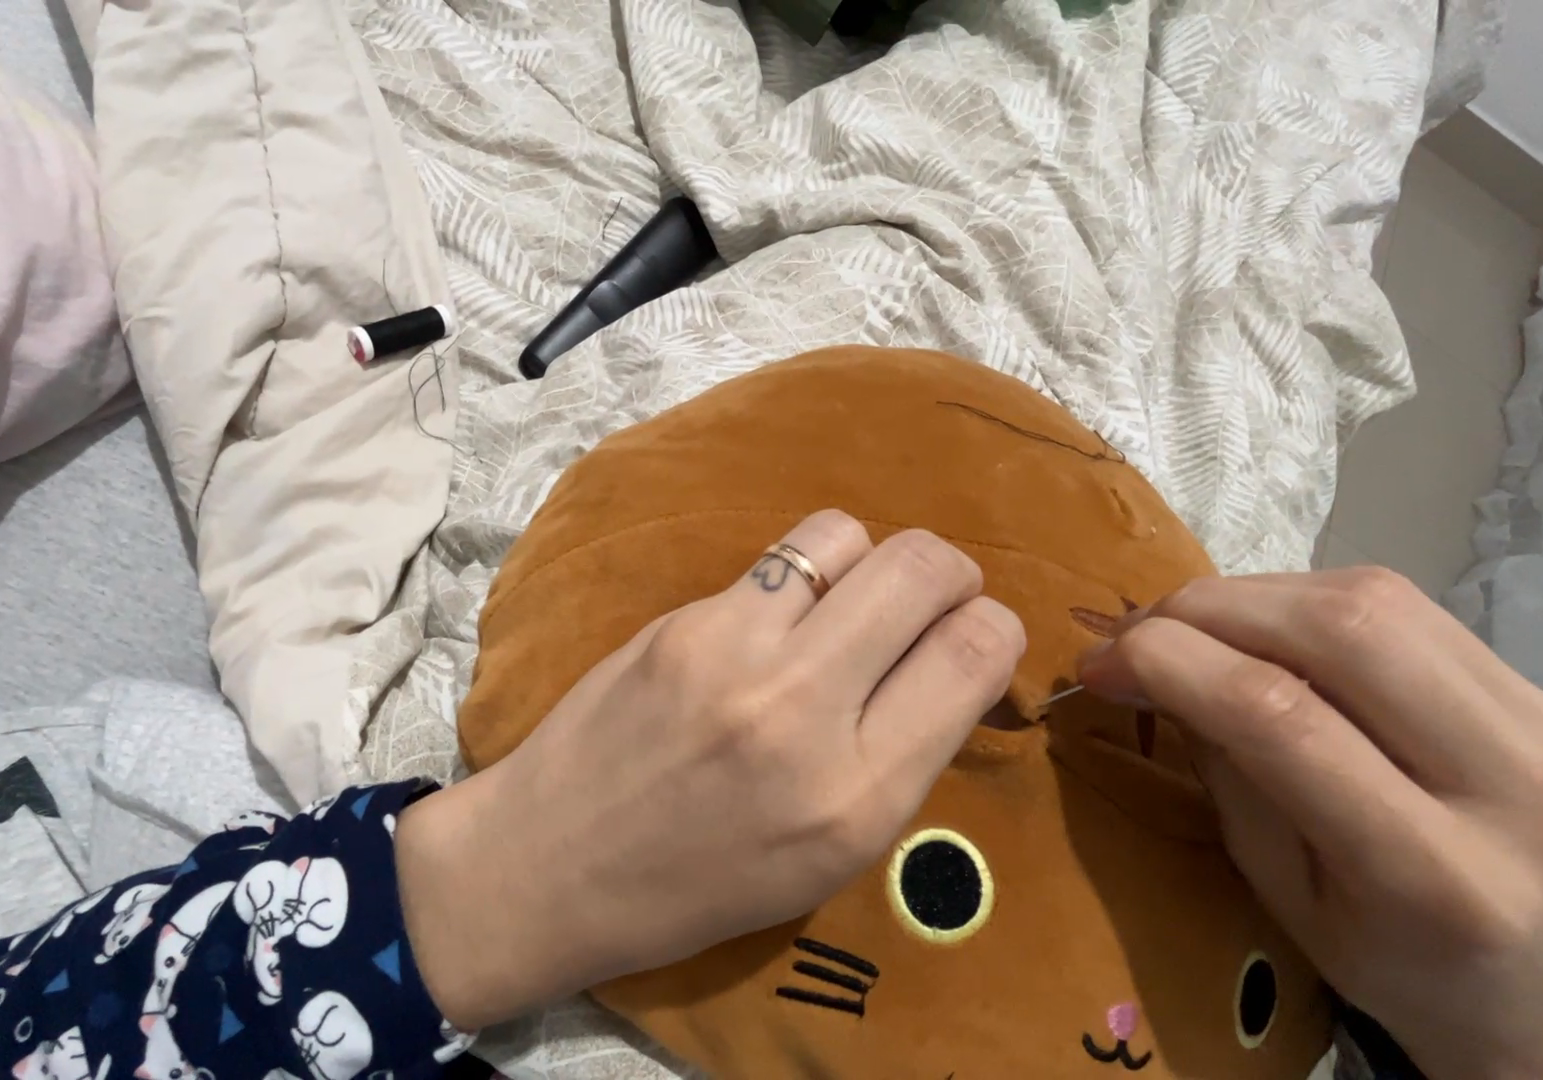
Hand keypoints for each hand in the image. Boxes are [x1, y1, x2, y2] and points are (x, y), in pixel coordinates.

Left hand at [395, 510, 1025, 1030]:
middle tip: (927, 599)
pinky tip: (769, 618)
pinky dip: (797, 575)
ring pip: (846, 536)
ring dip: (866, 560)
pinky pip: (774, 558)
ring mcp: (733, 651)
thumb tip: (944, 659)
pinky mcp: (679, 618)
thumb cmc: (697, 884)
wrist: (551, 863)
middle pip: (922, 568)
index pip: (975, 652)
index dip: (991, 628)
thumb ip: (897, 753)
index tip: (969, 638)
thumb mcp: (829, 856)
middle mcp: (804, 709)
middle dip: (947, 572)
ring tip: (842, 603)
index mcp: (859, 795)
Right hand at [1078, 567, 1542, 1079]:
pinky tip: (1260, 630)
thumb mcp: (1276, 884)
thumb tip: (1143, 664)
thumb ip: (1223, 765)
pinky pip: (1406, 607)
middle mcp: (1530, 792)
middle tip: (1134, 632)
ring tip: (1186, 626)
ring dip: (1249, 595)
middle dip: (1205, 609)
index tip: (1095, 662)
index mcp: (1441, 878)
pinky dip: (1300, 600)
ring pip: (1376, 600)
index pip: (1281, 718)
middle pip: (1342, 631)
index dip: (1168, 663)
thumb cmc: (1384, 959)